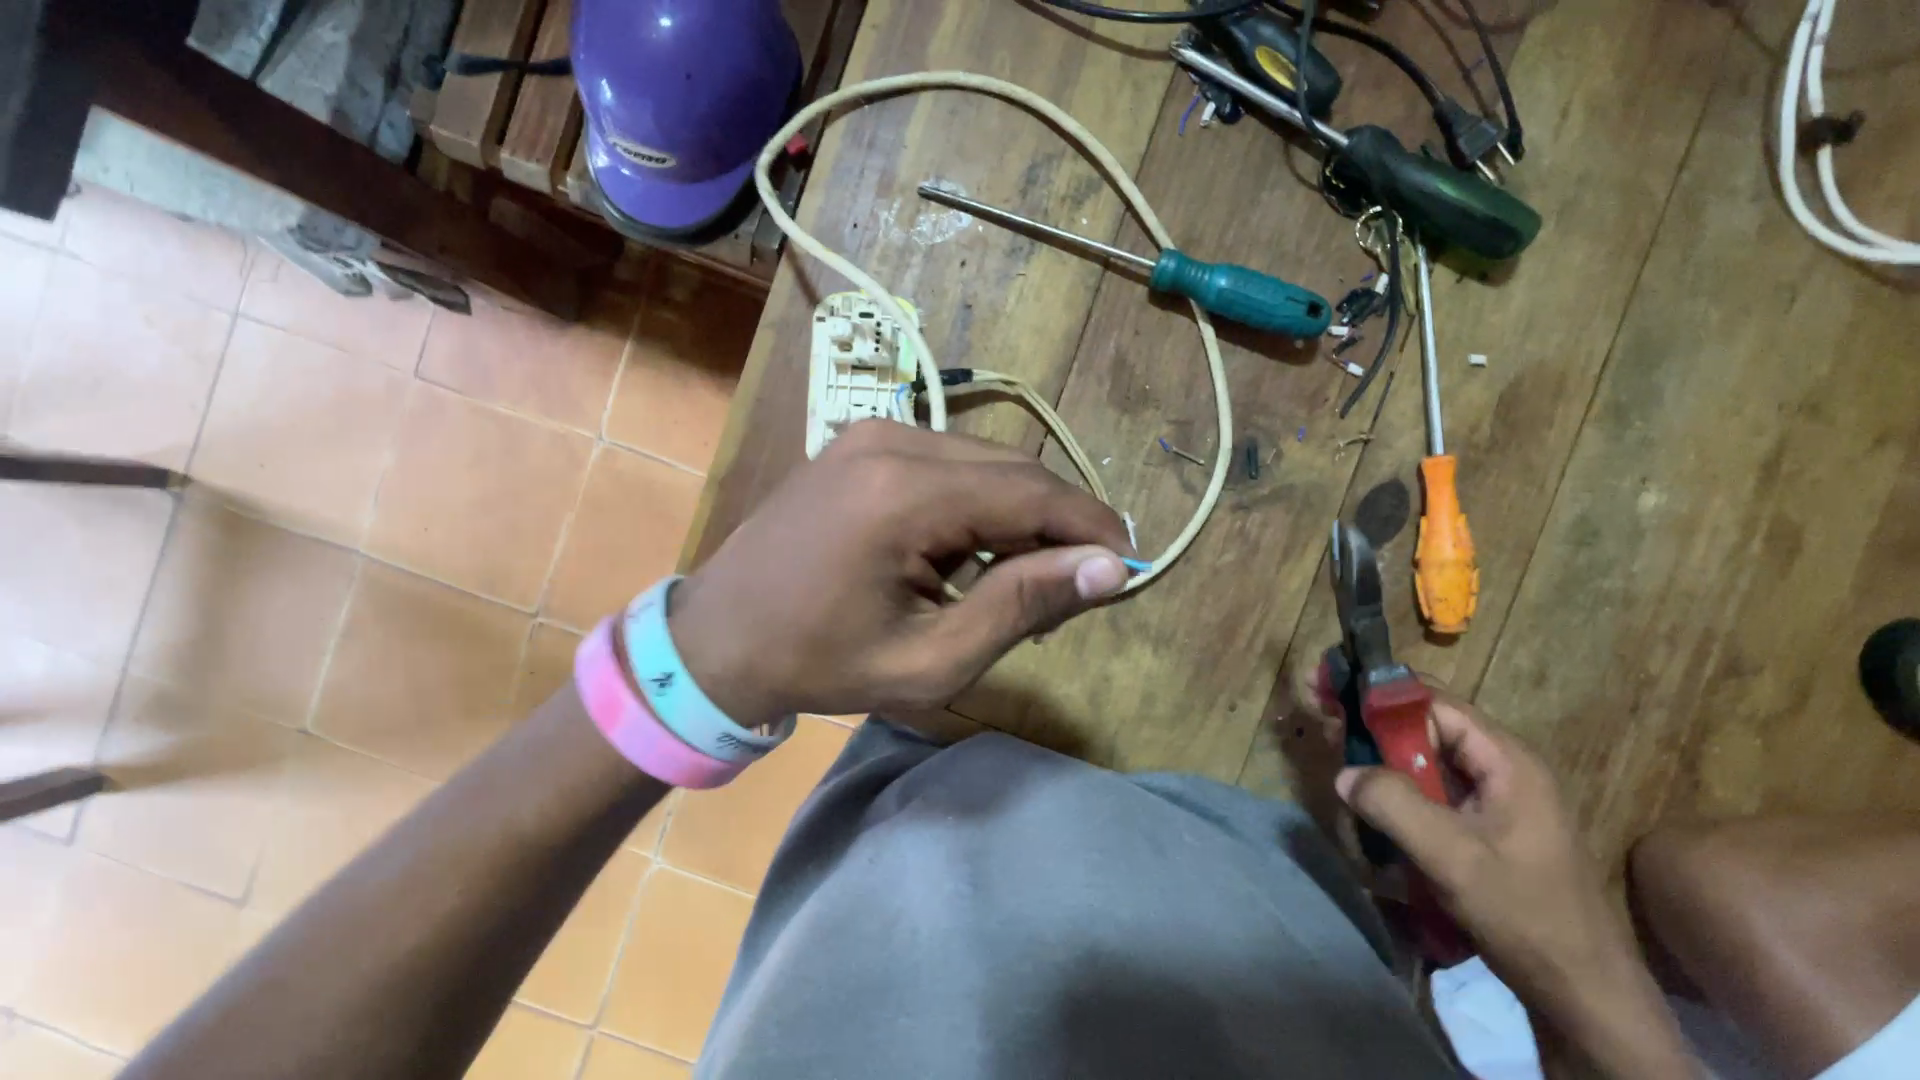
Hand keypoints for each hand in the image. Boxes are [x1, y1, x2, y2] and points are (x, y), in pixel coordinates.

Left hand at [666, 421, 1133, 727]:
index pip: (1034, 493)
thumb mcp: (930, 660)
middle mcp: (892, 440)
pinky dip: (977, 504)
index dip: (1092, 528)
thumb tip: (1109, 570)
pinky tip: (968, 556)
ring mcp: (872, 432)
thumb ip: (1021, 607)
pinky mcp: (862, 441)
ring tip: (1017, 583)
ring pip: (985, 463)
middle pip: (1014, 470)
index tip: (1126, 571)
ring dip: (1018, 516)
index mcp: (904, 495)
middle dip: (1057, 525)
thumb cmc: (820, 664)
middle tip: (1071, 591)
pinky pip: (948, 463)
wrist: (715, 639)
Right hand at [1335, 693, 1693, 1075]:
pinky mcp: (1485, 827)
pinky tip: (1369, 796)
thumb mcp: (1453, 857)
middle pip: (1429, 724)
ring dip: (1382, 751)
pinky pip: (1434, 789)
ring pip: (1429, 757)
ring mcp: (1496, 799)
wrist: (1581, 986)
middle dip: (1374, 716)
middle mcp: (1503, 768)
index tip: (1330, 687)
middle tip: (1322, 709)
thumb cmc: (1523, 913)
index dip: (1379, 694)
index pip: (1434, 705)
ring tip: (1337, 747)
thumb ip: (1395, 806)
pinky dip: (1397, 784)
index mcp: (1507, 761)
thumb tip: (1345, 772)